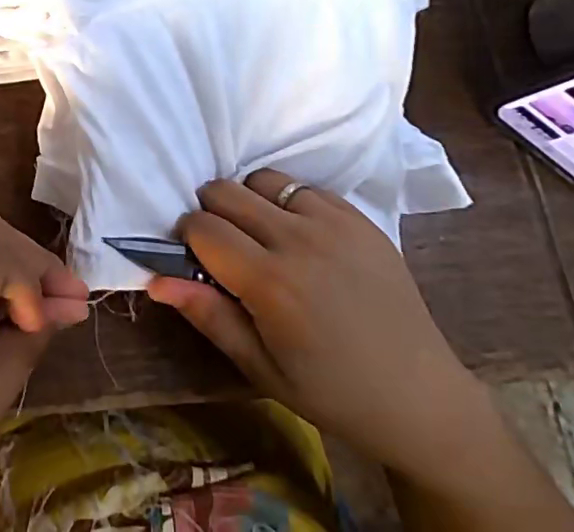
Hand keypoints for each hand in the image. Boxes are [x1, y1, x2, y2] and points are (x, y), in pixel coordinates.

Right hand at [146, 169, 483, 476]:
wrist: (418, 393)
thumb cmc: (330, 390)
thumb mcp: (260, 365)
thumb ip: (207, 314)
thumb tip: (155, 280)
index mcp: (271, 282)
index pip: (203, 227)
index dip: (187, 237)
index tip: (194, 257)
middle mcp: (299, 239)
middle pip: (226, 191)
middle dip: (210, 211)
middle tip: (222, 246)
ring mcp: (334, 221)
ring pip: (262, 179)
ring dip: (248, 200)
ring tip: (259, 236)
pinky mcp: (358, 216)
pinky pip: (303, 186)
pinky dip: (286, 201)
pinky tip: (298, 235)